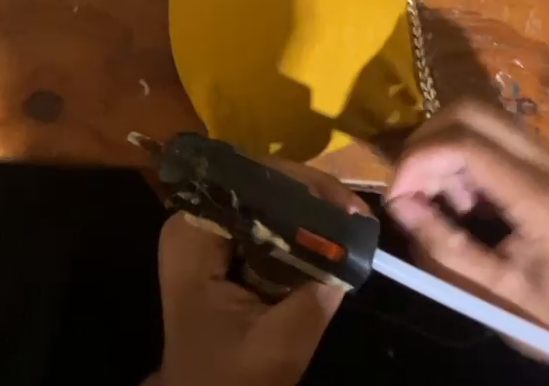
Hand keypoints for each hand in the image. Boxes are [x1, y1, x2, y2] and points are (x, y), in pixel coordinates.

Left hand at [150, 161, 366, 385]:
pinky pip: (261, 215)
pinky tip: (327, 235)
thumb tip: (354, 249)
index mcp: (193, 234)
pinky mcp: (217, 242)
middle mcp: (193, 218)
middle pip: (258, 182)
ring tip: (350, 220)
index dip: (302, 187)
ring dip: (308, 206)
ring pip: (264, 195)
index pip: (251, 183)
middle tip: (356, 214)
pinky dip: (296, 223)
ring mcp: (203, 227)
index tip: (345, 207)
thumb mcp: (277, 346)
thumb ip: (315, 296)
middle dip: (311, 195)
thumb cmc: (226, 381)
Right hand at [387, 101, 548, 376]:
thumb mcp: (497, 293)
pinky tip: (466, 197)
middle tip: (411, 186)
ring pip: (485, 116)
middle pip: (475, 112)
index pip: (468, 144)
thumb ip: (444, 245)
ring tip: (442, 198)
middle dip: (429, 140)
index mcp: (547, 202)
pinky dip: (468, 153)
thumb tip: (397, 204)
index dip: (420, 159)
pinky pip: (499, 134)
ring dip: (448, 145)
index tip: (396, 194)